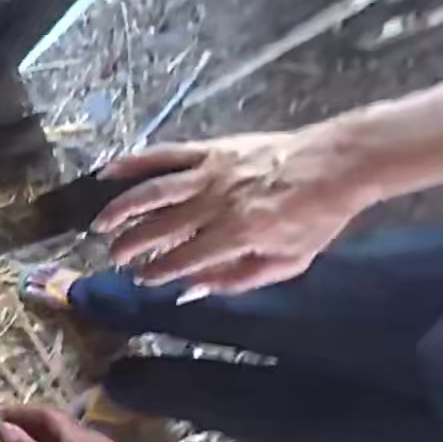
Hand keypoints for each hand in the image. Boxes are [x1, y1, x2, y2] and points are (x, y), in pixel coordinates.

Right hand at [92, 128, 367, 295]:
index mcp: (241, 233)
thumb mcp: (291, 259)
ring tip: (100, 224)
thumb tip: (190, 289)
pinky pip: (160, 155)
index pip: (184, 258)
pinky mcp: (205, 152)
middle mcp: (217, 205)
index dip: (157, 271)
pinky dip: (129, 163)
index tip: (141, 278)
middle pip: (159, 228)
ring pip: (150, 193)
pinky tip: (105, 174)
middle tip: (114, 256)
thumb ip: (240, 278)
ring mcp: (208, 175)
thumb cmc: (316, 215)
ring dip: (119, 210)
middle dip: (130, 246)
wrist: (342, 163)